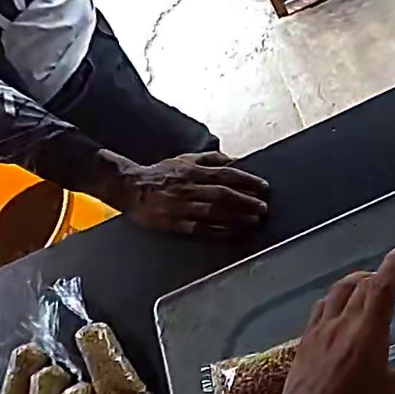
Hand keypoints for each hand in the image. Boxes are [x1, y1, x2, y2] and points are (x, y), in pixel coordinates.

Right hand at [99, 151, 269, 236]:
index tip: (263, 187)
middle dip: (246, 201)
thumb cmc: (162, 174)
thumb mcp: (186, 159)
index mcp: (193, 171)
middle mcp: (188, 188)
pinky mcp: (174, 223)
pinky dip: (219, 232)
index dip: (247, 181)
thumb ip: (211, 159)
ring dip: (236, 218)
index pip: (226, 175)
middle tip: (263, 207)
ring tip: (254, 221)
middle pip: (222, 194)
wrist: (130, 188)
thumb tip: (236, 161)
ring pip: (214, 213)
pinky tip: (234, 234)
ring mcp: (181, 207)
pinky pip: (200, 229)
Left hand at [248, 241, 394, 393]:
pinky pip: (321, 309)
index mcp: (366, 331)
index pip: (382, 286)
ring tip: (370, 289)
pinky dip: (336, 300)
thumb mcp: (390, 393)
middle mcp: (341, 323)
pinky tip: (340, 312)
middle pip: (360, 285)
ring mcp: (318, 331)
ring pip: (337, 292)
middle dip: (381, 274)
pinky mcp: (303, 342)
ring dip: (356, 283)